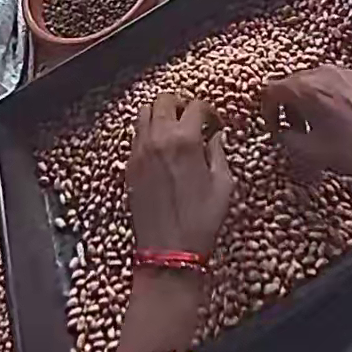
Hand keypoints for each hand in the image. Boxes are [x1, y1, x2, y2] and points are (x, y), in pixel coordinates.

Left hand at [127, 94, 233, 256]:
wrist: (168, 251)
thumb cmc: (200, 220)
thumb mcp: (222, 184)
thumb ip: (219, 152)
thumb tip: (216, 136)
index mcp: (184, 139)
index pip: (195, 106)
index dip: (209, 111)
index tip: (215, 123)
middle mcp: (158, 138)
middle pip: (164, 100)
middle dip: (181, 103)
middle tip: (193, 118)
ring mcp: (140, 150)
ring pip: (145, 112)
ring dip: (161, 113)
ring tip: (175, 128)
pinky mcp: (129, 164)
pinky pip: (137, 134)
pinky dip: (149, 131)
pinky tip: (162, 147)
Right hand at [261, 65, 351, 207]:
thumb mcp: (313, 151)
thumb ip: (288, 137)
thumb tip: (282, 132)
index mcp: (309, 89)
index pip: (273, 89)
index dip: (267, 109)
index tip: (271, 126)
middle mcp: (326, 74)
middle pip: (292, 82)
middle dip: (287, 104)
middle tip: (291, 129)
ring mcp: (346, 74)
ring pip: (314, 81)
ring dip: (307, 100)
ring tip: (313, 126)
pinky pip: (334, 82)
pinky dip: (327, 96)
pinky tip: (336, 120)